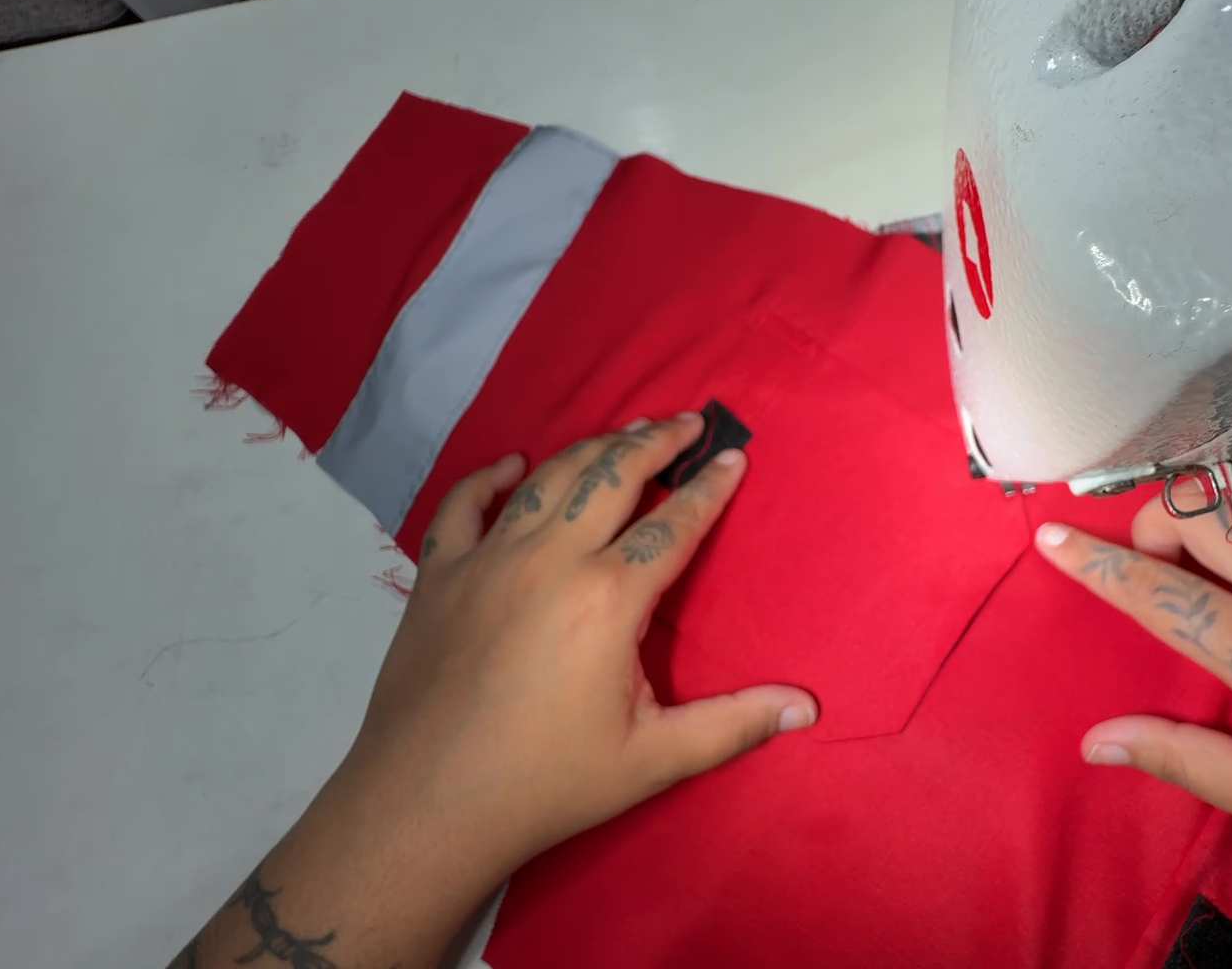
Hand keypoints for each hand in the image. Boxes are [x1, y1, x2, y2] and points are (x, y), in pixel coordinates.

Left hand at [344, 411, 817, 875]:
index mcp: (609, 597)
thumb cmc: (548, 782)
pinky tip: (514, 463)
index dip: (711, 487)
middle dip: (656, 440)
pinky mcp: (440, 574)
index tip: (733, 454)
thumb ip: (735, 724)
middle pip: (613, 476)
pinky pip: (464, 505)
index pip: (676, 523)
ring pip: (550, 478)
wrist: (422, 811)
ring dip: (595, 446)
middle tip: (687, 420)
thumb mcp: (655, 759)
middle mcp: (551, 560)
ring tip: (627, 429)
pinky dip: (491, 477)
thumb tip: (809, 708)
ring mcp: (488, 560)